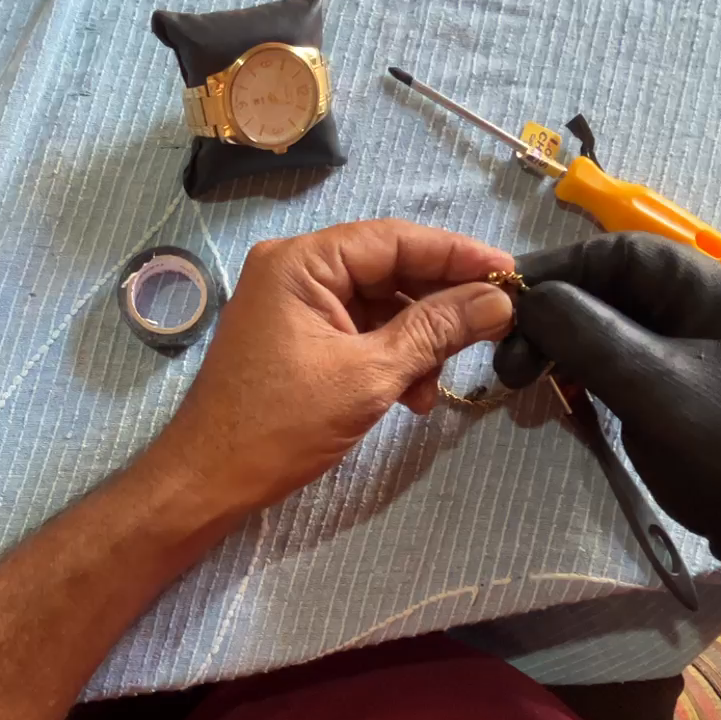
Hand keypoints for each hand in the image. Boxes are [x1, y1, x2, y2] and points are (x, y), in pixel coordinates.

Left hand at [146, 220, 515, 514]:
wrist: (209, 479)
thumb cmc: (281, 425)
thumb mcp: (368, 375)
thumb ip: (436, 330)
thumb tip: (498, 301)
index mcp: (302, 262)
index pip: (394, 239)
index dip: (457, 254)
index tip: (511, 275)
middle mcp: (294, 271)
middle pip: (386, 271)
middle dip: (437, 306)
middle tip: (491, 328)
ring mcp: (292, 305)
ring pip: (376, 307)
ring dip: (415, 343)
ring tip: (436, 384)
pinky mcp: (295, 339)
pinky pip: (355, 333)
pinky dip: (387, 359)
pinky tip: (410, 395)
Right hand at [493, 233, 720, 616]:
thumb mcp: (654, 390)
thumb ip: (587, 336)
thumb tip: (524, 299)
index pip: (625, 254)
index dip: (557, 268)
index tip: (502, 296)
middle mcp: (702, 309)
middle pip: (608, 291)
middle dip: (550, 319)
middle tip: (505, 360)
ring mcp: (684, 348)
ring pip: (600, 327)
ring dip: (553, 348)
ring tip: (516, 381)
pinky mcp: (666, 383)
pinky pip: (606, 360)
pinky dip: (569, 373)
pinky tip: (543, 393)